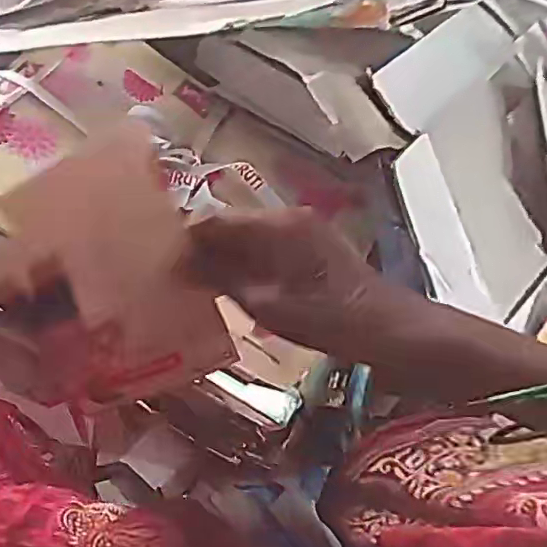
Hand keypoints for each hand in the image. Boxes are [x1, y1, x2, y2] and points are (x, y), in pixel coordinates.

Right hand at [184, 208, 418, 359]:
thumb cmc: (326, 320)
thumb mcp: (265, 305)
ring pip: (248, 236)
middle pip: (231, 225)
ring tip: (198, 282)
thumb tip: (181, 264)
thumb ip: (221, 279)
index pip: (215, 221)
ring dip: (223, 255)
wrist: (387, 329)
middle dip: (202, 248)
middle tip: (175, 274)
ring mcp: (303, 229)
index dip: (184, 239)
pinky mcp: (312, 245)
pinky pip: (266, 245)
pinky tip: (233, 284)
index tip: (160, 260)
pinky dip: (245, 260)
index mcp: (276, 226)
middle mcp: (289, 217)